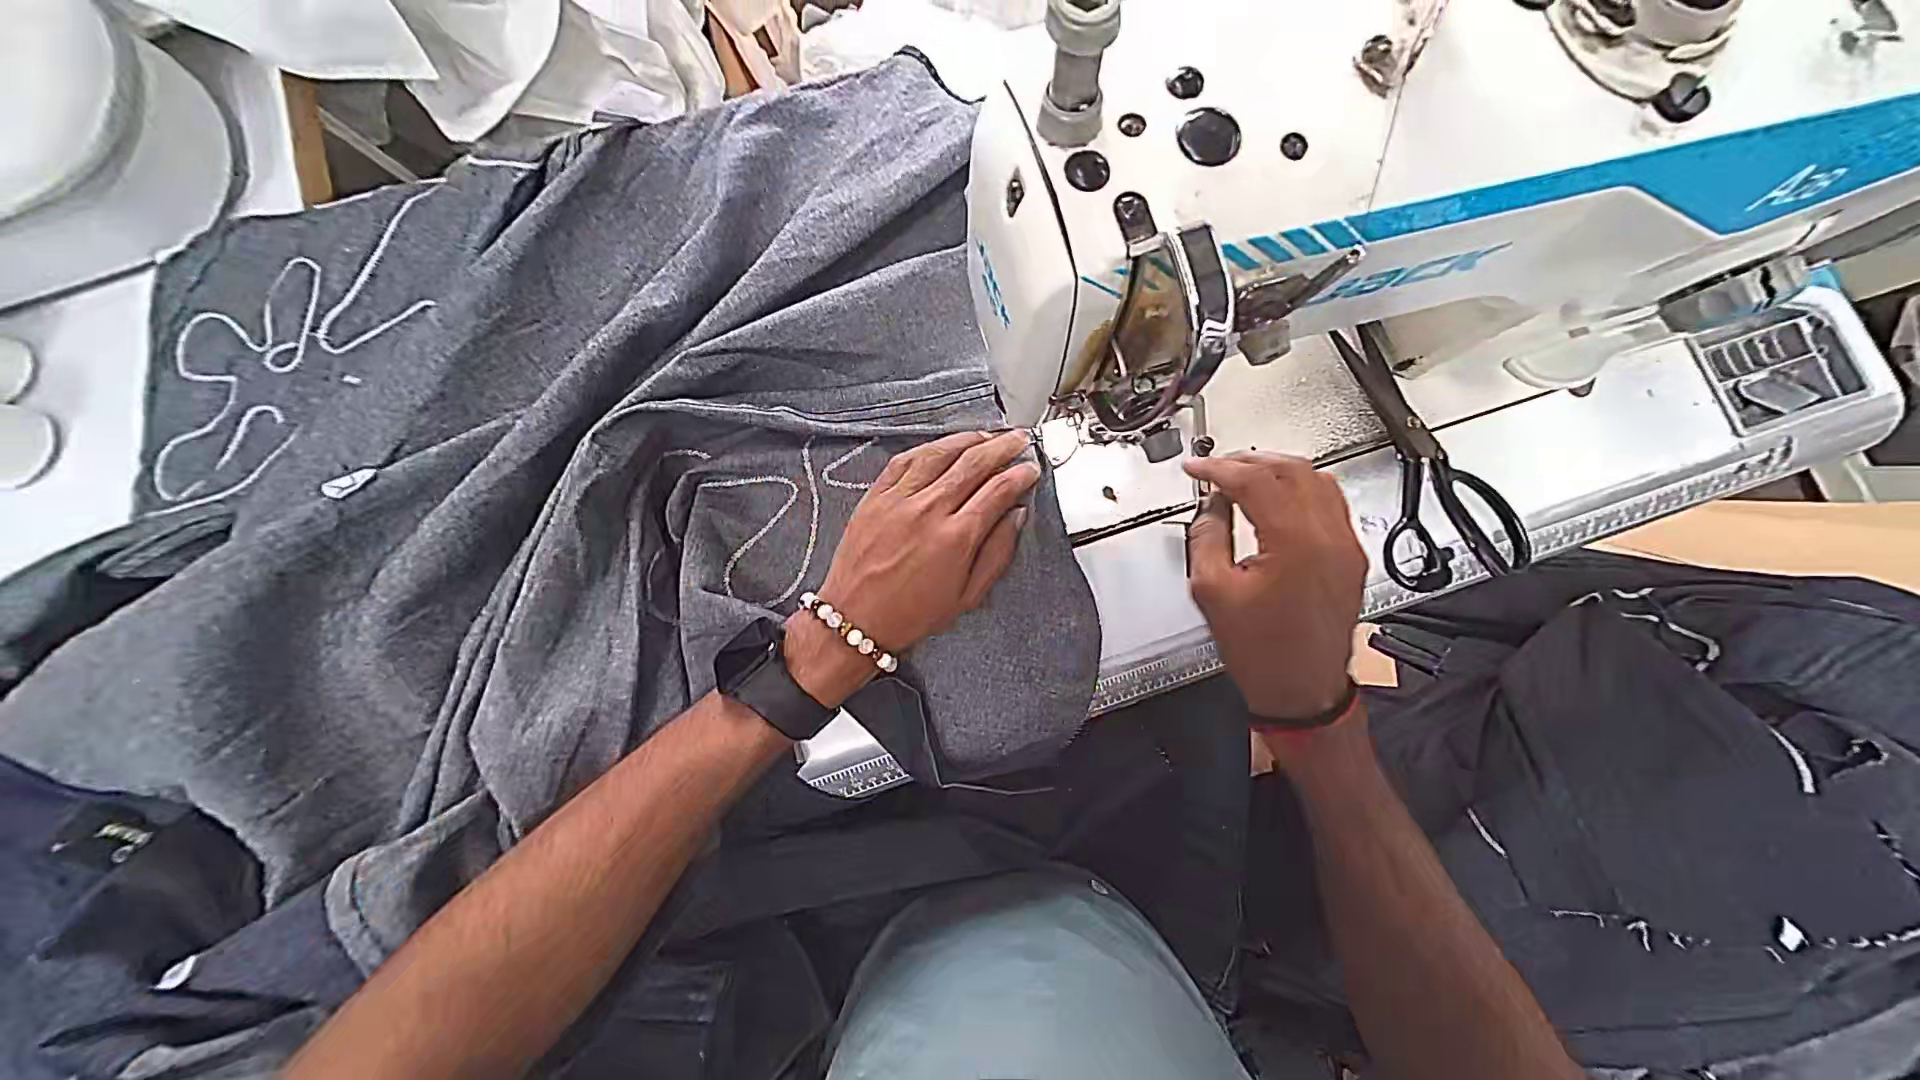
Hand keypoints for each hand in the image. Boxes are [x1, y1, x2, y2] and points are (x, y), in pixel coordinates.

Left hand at [785, 430, 1039, 707]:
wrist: (856, 619)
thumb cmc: (910, 614)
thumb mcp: (967, 596)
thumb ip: (997, 553)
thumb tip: (1016, 517)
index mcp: (956, 538)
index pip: (998, 490)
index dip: (1020, 474)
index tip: (1030, 469)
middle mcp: (928, 511)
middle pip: (974, 462)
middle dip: (1002, 446)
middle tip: (1018, 439)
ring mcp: (899, 500)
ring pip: (940, 453)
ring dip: (968, 438)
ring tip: (986, 435)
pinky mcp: (876, 497)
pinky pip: (905, 460)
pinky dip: (929, 447)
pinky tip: (942, 444)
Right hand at [1183, 451, 1366, 722]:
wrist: (1301, 689)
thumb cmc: (1264, 652)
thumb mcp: (1212, 591)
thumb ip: (1207, 536)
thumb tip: (1210, 507)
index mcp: (1295, 544)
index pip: (1255, 481)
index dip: (1218, 468)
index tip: (1197, 467)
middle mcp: (1329, 538)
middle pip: (1291, 470)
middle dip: (1247, 461)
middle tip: (1217, 466)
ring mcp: (1346, 546)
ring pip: (1316, 479)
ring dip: (1276, 469)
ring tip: (1243, 474)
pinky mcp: (1350, 556)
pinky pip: (1330, 502)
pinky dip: (1300, 487)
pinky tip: (1277, 495)